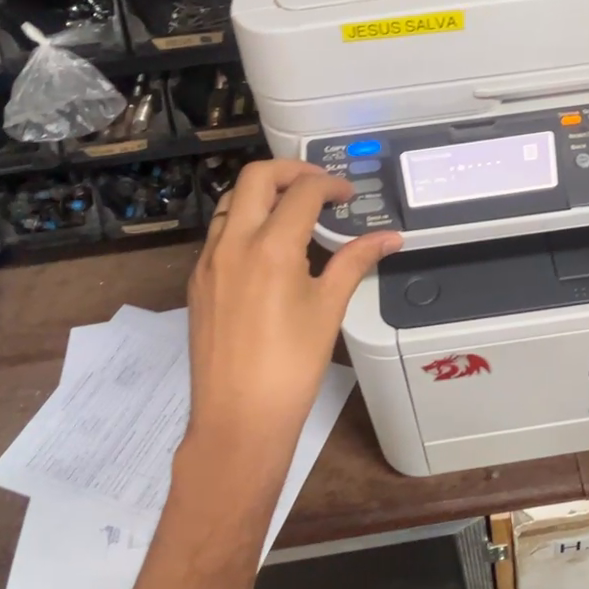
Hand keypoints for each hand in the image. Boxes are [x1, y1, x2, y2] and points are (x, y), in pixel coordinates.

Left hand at [186, 161, 400, 445]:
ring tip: (293, 210)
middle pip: (256, 177)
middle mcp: (234, 243)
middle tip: (319, 185)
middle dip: (291, 170)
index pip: (303, 192)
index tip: (348, 196)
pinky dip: (244, 221)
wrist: (239, 417)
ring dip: (263, 193)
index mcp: (272, 247)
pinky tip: (267, 247)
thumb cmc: (292, 365)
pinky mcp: (197, 281)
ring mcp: (209, 261)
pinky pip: (219, 232)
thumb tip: (390, 237)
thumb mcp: (329, 308)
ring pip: (231, 201)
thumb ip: (356, 261)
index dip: (331, 185)